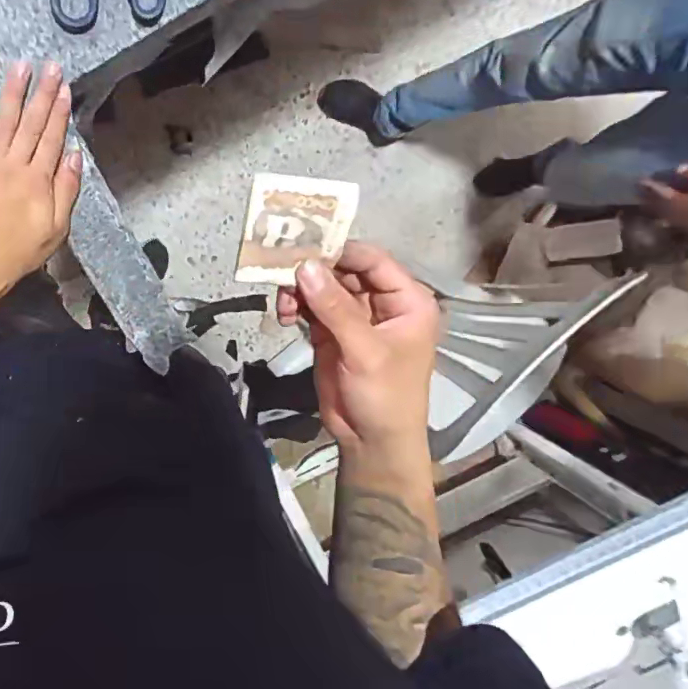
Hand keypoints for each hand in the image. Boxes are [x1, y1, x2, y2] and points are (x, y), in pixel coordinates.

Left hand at [0, 60, 83, 294]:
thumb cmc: (25, 248)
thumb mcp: (58, 227)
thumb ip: (66, 189)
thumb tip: (74, 155)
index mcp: (37, 180)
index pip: (52, 137)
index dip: (60, 111)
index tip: (65, 87)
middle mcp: (14, 165)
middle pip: (31, 122)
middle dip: (42, 93)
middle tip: (50, 67)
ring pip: (6, 121)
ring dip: (13, 93)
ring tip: (20, 68)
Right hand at [276, 242, 440, 458]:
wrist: (372, 442)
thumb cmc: (385, 396)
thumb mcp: (365, 352)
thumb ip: (336, 308)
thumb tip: (305, 266)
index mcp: (406, 299)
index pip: (372, 260)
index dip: (339, 250)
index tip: (303, 246)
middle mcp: (381, 301)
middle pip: (343, 269)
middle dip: (312, 270)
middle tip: (281, 271)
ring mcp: (355, 316)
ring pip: (323, 286)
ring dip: (300, 289)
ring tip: (284, 304)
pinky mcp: (332, 331)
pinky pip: (311, 306)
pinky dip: (296, 306)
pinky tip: (285, 317)